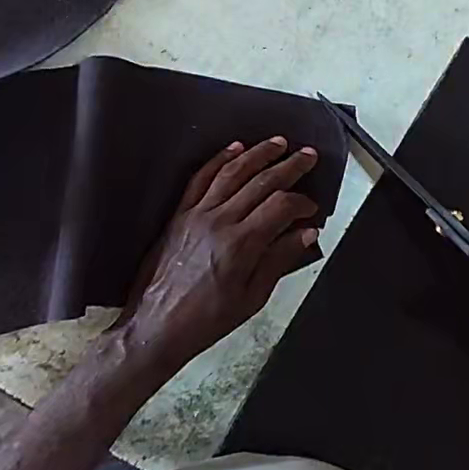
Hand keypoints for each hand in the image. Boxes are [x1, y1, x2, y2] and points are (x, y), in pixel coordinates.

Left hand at [117, 137, 321, 370]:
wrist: (156, 326)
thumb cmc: (206, 319)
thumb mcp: (252, 298)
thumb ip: (280, 259)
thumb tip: (307, 234)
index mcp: (241, 245)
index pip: (281, 207)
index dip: (302, 203)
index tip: (312, 208)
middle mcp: (220, 222)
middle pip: (261, 182)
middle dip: (289, 166)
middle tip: (307, 155)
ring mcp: (197, 214)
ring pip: (233, 172)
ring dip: (258, 153)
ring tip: (278, 143)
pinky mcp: (180, 213)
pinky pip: (201, 177)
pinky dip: (220, 159)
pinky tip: (235, 148)